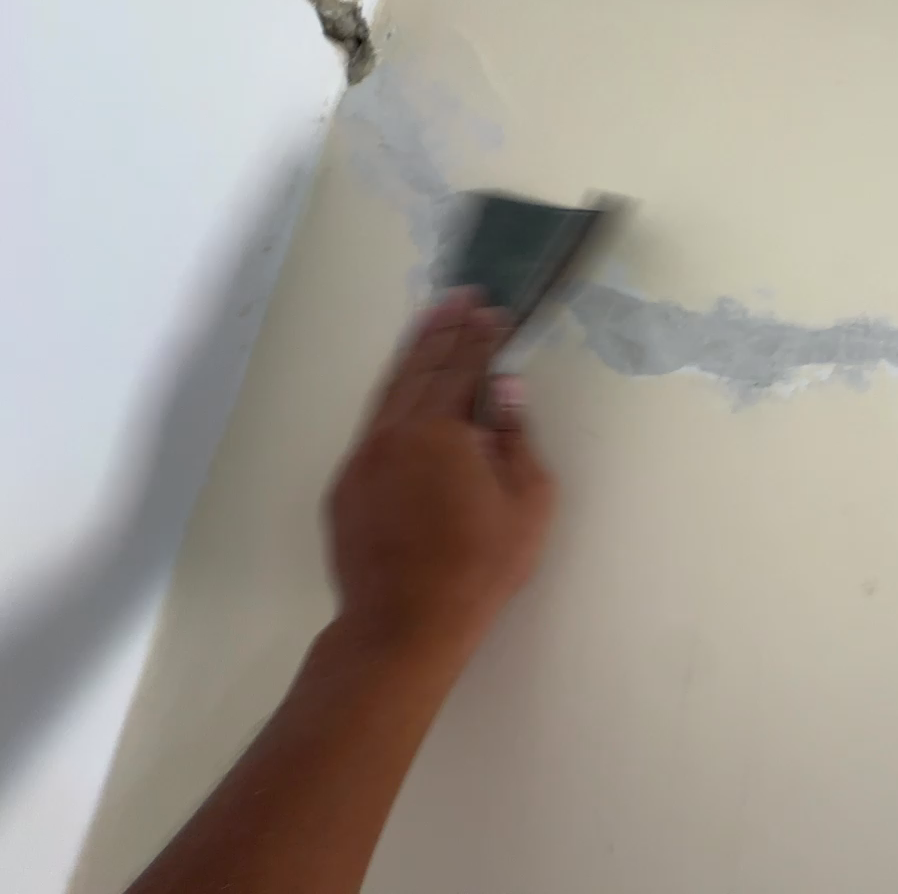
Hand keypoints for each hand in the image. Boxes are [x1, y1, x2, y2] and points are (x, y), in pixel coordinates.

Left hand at [326, 288, 555, 654]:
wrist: (406, 622)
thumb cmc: (483, 561)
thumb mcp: (527, 499)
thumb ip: (515, 438)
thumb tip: (506, 389)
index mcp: (441, 434)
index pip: (464, 370)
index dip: (482, 338)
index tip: (494, 309)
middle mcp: (394, 435)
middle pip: (419, 369)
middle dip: (442, 330)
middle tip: (461, 296)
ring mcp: (363, 459)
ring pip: (389, 392)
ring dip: (414, 354)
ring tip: (432, 323)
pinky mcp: (348, 484)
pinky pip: (376, 423)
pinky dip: (396, 394)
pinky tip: (409, 389)